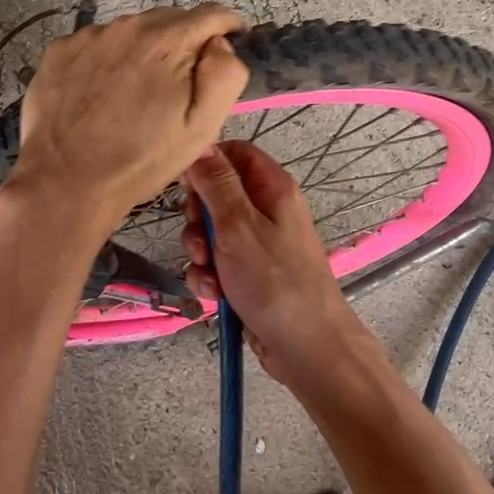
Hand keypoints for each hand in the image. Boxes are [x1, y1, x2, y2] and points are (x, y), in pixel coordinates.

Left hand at [2, 5, 250, 245]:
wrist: (66, 181)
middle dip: (181, 45)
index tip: (226, 50)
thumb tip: (219, 43)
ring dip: (141, 53)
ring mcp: (88, 36)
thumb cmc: (141, 159)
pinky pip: (96, 44)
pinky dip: (105, 61)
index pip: (212, 14)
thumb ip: (224, 73)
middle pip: (170, 20)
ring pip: (131, 32)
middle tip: (174, 88)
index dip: (226, 30)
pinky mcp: (59, 50)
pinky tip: (100, 96)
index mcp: (168, 40)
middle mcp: (127, 26)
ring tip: (133, 95)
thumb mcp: (202, 126)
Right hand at [182, 141, 373, 386]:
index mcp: (272, 188)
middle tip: (200, 237)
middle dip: (198, 217)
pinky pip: (216, 263)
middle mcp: (266, 210)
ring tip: (209, 272)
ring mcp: (257, 244)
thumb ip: (216, 184)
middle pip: (216, 193)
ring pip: (211, 232)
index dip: (207, 163)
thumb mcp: (238, 226)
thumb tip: (201, 144)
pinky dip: (209, 276)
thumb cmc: (275, 281)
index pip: (234, 153)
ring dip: (200, 252)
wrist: (307, 349)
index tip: (187, 184)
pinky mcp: (248, 274)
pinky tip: (214, 293)